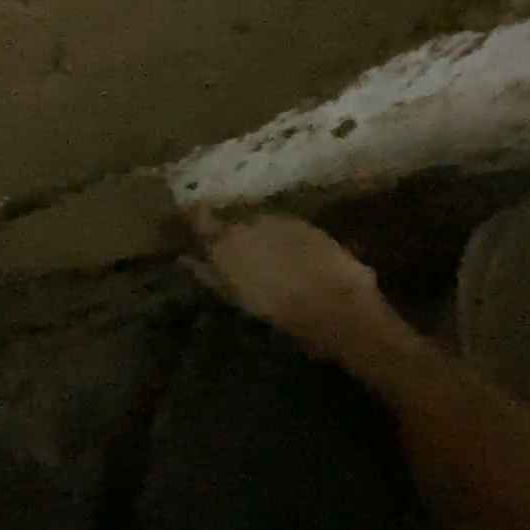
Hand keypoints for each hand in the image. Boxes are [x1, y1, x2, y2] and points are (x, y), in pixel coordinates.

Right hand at [189, 209, 408, 359]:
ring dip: (261, 237)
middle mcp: (249, 221)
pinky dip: (286, 241)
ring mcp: (281, 221)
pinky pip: (287, 230)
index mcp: (227, 240)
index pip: (199, 218)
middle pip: (232, 222)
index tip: (195, 234)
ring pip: (260, 225)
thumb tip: (184, 257)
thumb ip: (208, 273)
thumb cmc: (283, 312)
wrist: (344, 311)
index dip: (196, 222)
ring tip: (272, 261)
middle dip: (233, 234)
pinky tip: (297, 262)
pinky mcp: (308, 225)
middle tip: (240, 257)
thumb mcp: (238, 297)